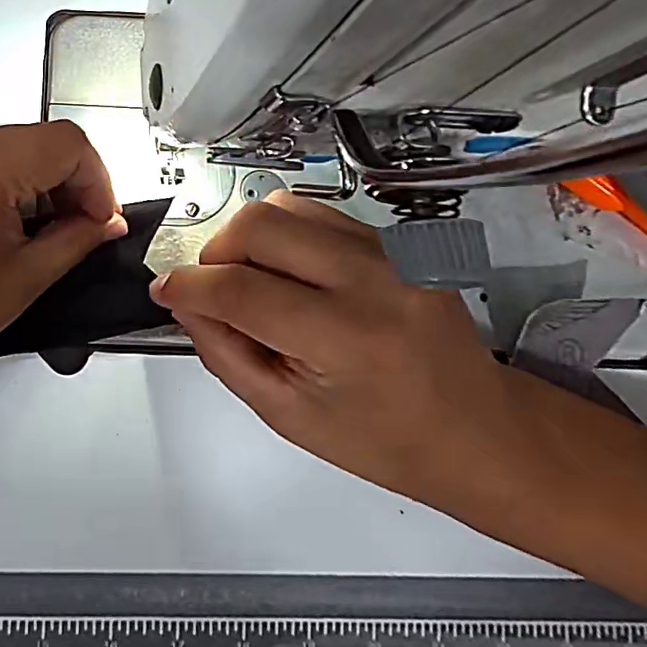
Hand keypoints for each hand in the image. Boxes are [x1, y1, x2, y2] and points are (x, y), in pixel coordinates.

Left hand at [0, 122, 126, 452]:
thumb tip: (105, 221)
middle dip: (71, 184)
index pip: (67, 143)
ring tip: (46, 237)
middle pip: (40, 141)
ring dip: (41, 187)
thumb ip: (76, 239)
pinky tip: (13, 230)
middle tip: (83, 231)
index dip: (98, 181)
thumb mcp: (22, 280)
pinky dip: (10, 188)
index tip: (102, 220)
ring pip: (13, 149)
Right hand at [152, 192, 523, 504]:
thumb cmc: (389, 440)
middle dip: (215, 252)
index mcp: (347, 340)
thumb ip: (225, 352)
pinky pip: (317, 213)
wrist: (481, 429)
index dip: (188, 287)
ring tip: (253, 280)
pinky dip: (285, 234)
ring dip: (249, 238)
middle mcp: (373, 281)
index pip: (240, 290)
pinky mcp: (395, 240)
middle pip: (258, 225)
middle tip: (212, 287)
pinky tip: (290, 273)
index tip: (164, 289)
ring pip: (285, 206)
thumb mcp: (289, 415)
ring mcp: (390, 252)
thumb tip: (185, 302)